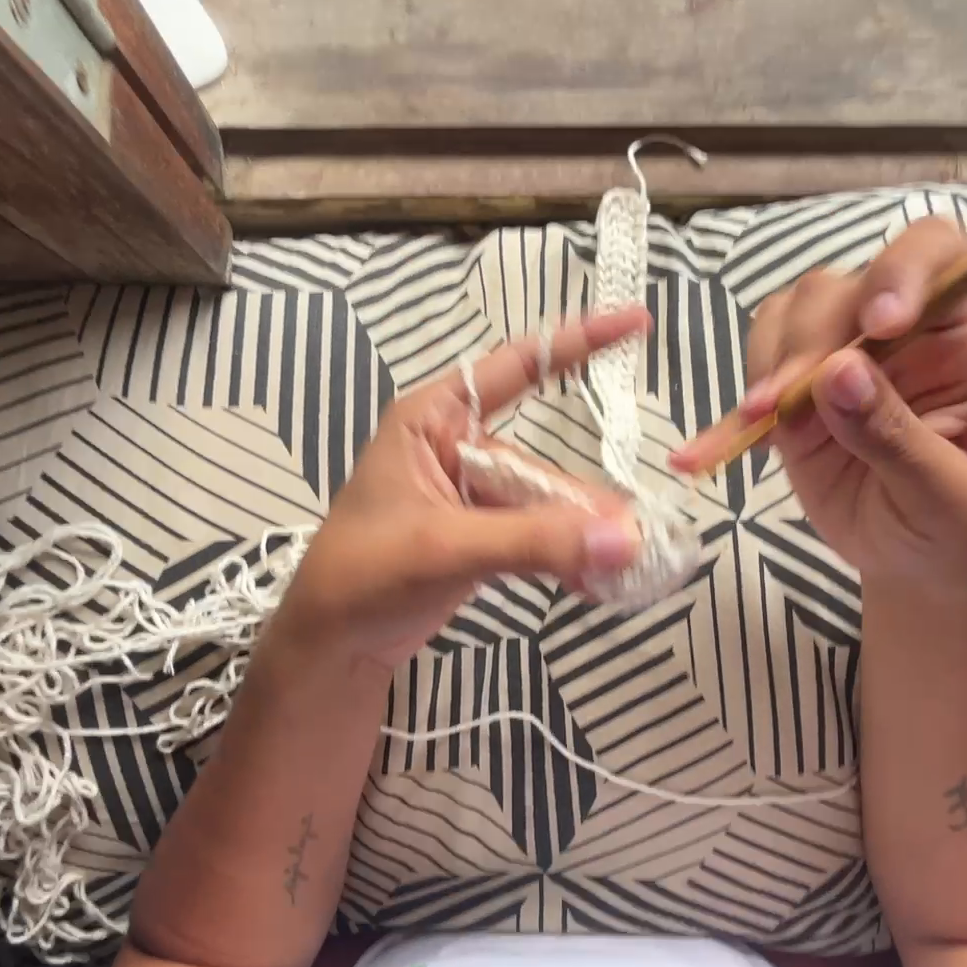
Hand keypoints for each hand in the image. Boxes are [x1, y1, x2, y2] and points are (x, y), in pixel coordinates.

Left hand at [265, 310, 650, 672]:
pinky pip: (534, 536)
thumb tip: (623, 537)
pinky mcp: (477, 536)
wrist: (329, 645)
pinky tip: (595, 581)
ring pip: (542, 503)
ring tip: (624, 568)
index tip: (637, 321)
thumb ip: (531, 540)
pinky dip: (563, 556)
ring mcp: (468, 494)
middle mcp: (454, 448)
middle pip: (537, 461)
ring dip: (579, 536)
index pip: (513, 367)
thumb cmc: (362, 574)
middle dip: (582, 500)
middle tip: (634, 539)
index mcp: (432, 420)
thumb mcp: (442, 547)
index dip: (576, 343)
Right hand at [672, 218, 966, 595]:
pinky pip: (755, 365)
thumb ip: (895, 434)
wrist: (918, 566)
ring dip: (766, 365)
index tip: (879, 326)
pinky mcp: (796, 391)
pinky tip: (725, 443)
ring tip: (760, 424)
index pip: (938, 256)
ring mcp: (843, 357)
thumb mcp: (946, 496)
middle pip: (838, 289)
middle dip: (806, 344)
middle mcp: (902, 333)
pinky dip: (735, 402)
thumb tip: (836, 372)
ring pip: (788, 315)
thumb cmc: (959, 530)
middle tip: (779, 408)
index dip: (902, 271)